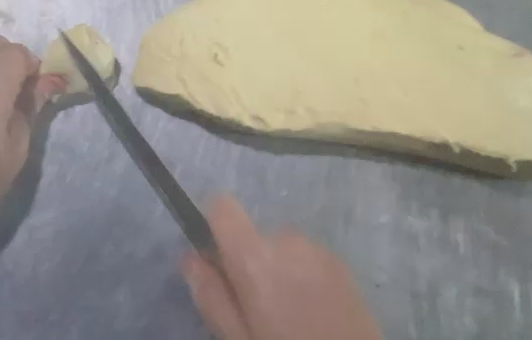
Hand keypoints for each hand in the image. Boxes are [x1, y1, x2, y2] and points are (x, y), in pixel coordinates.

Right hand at [181, 196, 382, 339]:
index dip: (214, 227)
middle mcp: (285, 238)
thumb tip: (190, 257)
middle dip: (249, 262)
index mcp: (254, 255)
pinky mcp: (340, 262)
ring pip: (281, 247)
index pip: (222, 205)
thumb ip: (211, 295)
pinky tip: (312, 312)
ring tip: (289, 314)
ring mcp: (316, 247)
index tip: (217, 260)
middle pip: (253, 234)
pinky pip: (306, 257)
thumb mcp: (237, 337)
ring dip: (278, 269)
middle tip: (257, 308)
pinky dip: (302, 275)